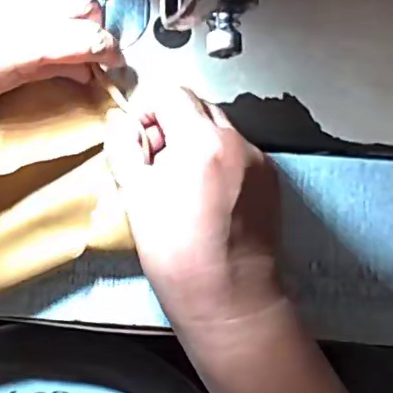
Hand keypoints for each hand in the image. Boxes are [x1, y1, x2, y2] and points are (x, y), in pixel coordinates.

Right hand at [103, 84, 283, 333]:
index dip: (148, 110)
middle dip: (171, 125)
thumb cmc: (175, 249)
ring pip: (217, 131)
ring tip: (178, 184)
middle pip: (198, 108)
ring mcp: (260, 162)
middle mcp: (238, 143)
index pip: (172, 94)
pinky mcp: (271, 182)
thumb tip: (122, 122)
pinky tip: (202, 197)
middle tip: (153, 163)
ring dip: (193, 142)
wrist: (228, 297)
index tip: (138, 139)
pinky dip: (214, 161)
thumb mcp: (135, 193)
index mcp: (202, 142)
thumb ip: (124, 147)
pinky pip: (235, 154)